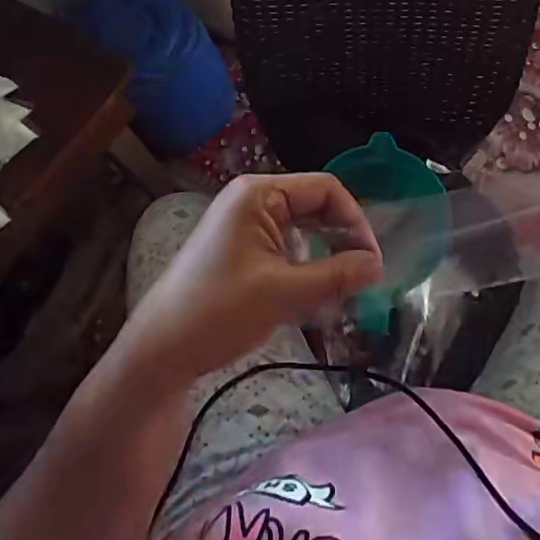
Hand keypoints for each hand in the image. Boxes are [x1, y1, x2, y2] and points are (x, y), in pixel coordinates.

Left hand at [118, 174, 382, 387]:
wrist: (160, 350)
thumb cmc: (218, 311)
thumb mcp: (284, 293)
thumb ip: (336, 275)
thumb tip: (378, 265)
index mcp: (259, 193)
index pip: (325, 189)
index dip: (354, 220)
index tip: (372, 260)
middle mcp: (253, 199)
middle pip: (315, 207)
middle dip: (342, 240)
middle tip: (364, 277)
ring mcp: (246, 224)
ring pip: (303, 230)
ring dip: (326, 257)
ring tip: (344, 292)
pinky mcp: (242, 248)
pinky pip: (286, 248)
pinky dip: (306, 268)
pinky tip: (317, 298)